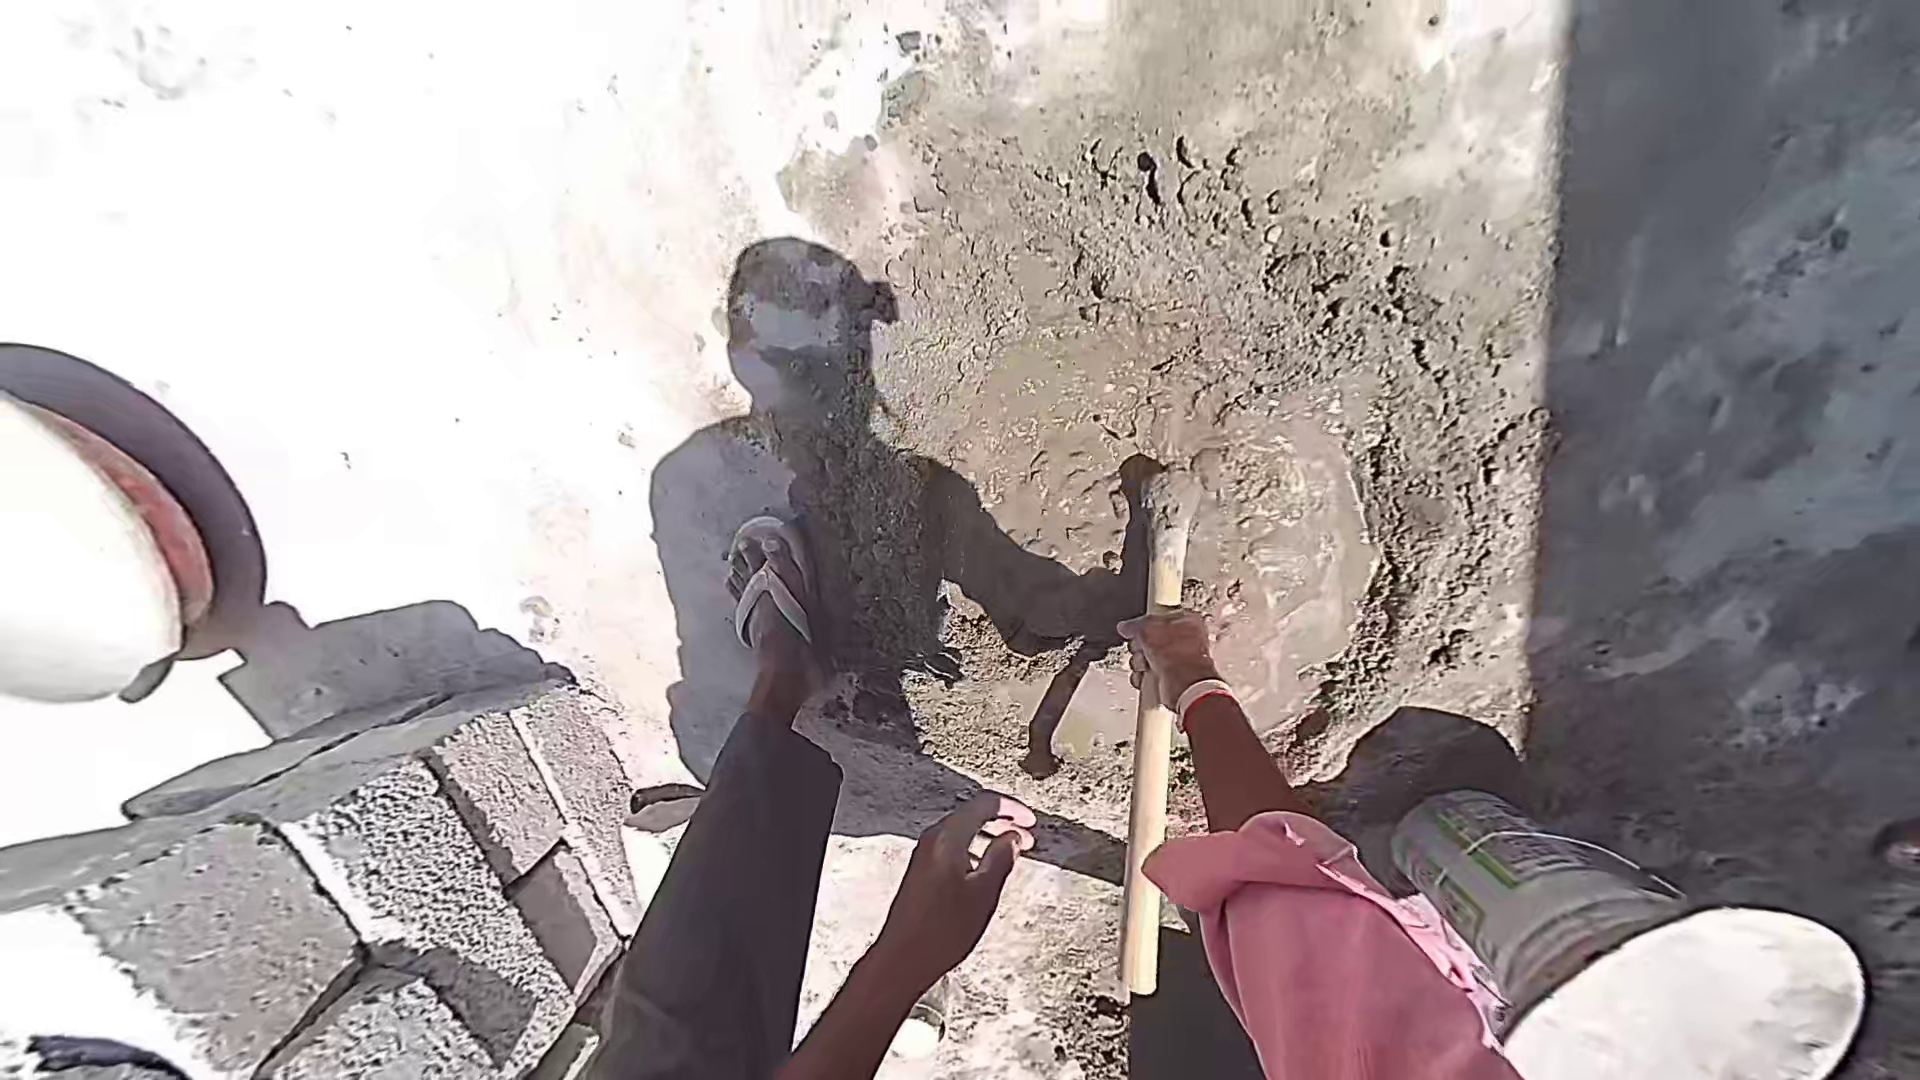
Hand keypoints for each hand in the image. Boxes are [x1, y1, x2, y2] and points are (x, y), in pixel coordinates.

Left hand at [868, 792, 1035, 993]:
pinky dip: (975, 847)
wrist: (902, 959)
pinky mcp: (922, 868)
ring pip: (963, 830)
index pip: (985, 804)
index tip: (1030, 820)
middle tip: (1026, 834)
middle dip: (1003, 821)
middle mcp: (934, 837)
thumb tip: (1013, 837)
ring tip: (1011, 851)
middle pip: (972, 813)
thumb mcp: (983, 893)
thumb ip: (1001, 858)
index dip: (1012, 808)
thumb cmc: (941, 930)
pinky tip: (986, 867)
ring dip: (989, 835)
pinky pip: (953, 845)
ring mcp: (925, 852)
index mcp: (948, 836)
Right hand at [1116, 609, 1221, 704]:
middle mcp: (1187, 641)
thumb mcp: (1148, 628)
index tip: (1138, 627)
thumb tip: (1126, 626)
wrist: (1184, 685)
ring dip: (1139, 662)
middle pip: (1151, 638)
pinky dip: (1143, 677)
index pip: (1161, 616)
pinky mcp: (1171, 679)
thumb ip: (1134, 625)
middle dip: (1140, 646)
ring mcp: (1179, 661)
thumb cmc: (1177, 654)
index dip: (1146, 622)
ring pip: (1147, 658)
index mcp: (1188, 622)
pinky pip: (1148, 674)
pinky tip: (1146, 675)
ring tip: (1145, 664)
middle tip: (1141, 648)